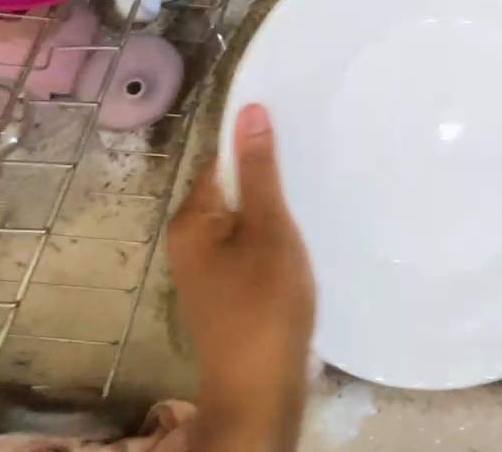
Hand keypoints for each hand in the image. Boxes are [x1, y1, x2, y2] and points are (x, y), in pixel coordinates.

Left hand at [168, 104, 313, 451]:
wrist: (260, 390)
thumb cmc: (264, 303)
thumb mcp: (269, 227)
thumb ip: (260, 170)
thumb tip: (249, 110)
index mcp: (191, 220)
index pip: (224, 161)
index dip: (259, 148)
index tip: (299, 140)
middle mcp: (188, 240)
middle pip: (233, 189)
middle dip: (270, 181)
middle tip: (313, 172)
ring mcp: (205, 269)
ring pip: (243, 219)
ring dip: (274, 211)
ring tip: (312, 204)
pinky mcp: (224, 290)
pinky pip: (247, 245)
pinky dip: (272, 238)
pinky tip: (300, 242)